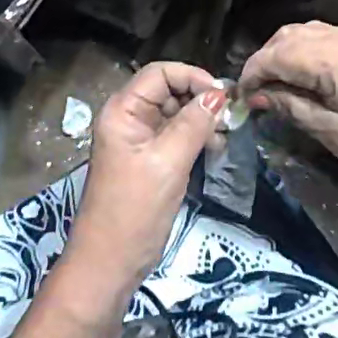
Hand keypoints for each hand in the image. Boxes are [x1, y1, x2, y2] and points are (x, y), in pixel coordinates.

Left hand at [68, 62, 226, 287]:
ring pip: (172, 113)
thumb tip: (219, 95)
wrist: (108, 264)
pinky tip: (212, 148)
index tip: (223, 97)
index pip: (159, 73)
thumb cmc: (134, 211)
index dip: (192, 77)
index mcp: (122, 110)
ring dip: (198, 120)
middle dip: (198, 99)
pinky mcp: (145, 159)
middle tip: (228, 120)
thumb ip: (193, 124)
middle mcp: (126, 118)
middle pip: (166, 90)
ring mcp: (135, 139)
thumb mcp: (168, 163)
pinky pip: (172, 135)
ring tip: (222, 137)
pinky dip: (192, 137)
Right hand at [241, 22, 337, 198]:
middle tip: (253, 96)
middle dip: (264, 62)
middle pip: (288, 36)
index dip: (253, 73)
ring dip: (282, 56)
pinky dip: (302, 54)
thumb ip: (294, 108)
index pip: (279, 53)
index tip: (239, 99)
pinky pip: (322, 38)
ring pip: (304, 33)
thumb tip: (257, 97)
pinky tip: (299, 79)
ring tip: (272, 90)